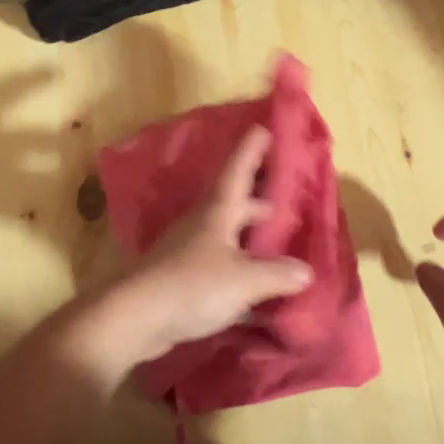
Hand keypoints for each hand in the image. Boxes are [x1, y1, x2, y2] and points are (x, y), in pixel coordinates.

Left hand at [102, 127, 314, 362]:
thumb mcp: (243, 279)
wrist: (137, 316)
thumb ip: (277, 273)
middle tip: (284, 194)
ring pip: (228, 234)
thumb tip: (306, 270)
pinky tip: (260, 291)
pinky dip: (242, 272)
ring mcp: (191, 250)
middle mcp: (204, 223)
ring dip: (251, 235)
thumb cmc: (192, 284)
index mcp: (217, 210)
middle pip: (234, 202)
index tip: (263, 127)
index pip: (237, 170)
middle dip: (258, 197)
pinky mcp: (186, 279)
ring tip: (278, 240)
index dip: (251, 150)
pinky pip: (222, 267)